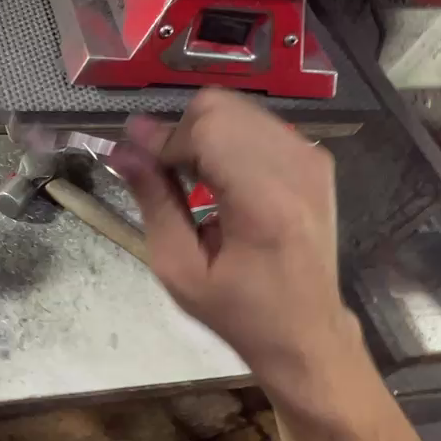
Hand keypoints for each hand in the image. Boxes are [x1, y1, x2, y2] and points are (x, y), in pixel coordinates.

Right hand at [117, 90, 367, 407]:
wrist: (306, 333)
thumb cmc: (238, 311)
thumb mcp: (179, 268)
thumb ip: (153, 202)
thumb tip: (123, 150)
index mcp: (264, 203)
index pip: (206, 129)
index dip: (162, 138)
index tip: (134, 158)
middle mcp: (296, 169)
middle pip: (221, 108)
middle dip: (181, 133)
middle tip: (165, 173)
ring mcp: (312, 160)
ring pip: (237, 108)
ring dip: (203, 134)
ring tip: (192, 178)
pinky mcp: (316, 161)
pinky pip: (258, 122)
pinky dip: (228, 138)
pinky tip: (221, 177)